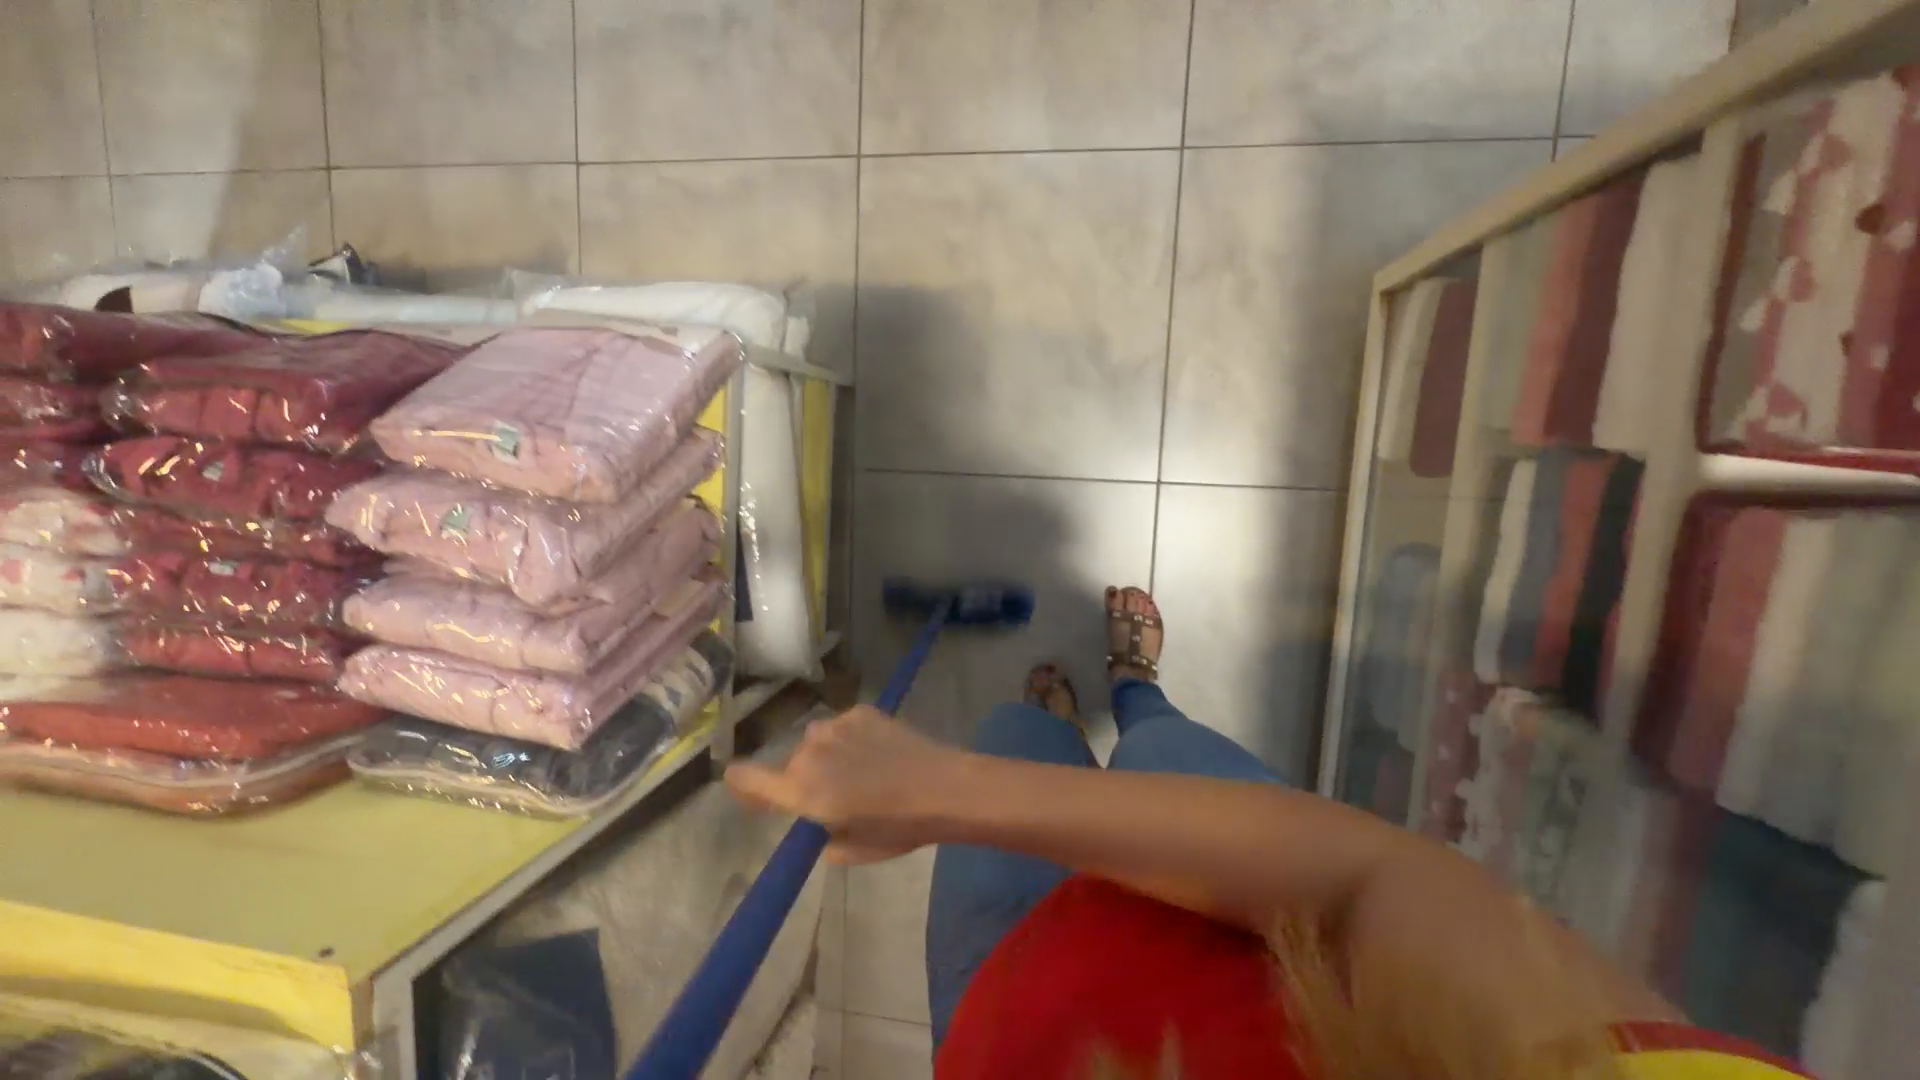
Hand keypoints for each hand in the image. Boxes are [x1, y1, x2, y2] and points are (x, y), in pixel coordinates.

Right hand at [725, 705, 967, 863]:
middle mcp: (810, 753)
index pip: (747, 778)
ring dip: (828, 755)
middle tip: (838, 794)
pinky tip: (880, 751)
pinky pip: (844, 726)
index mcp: (802, 791)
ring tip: (863, 771)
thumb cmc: (899, 828)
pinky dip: (853, 738)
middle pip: (791, 763)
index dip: (741, 784)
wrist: (944, 788)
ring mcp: (835, 726)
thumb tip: (821, 827)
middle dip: (804, 778)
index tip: (746, 789)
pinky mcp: (861, 710)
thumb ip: (823, 838)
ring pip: (818, 741)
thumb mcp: (854, 849)